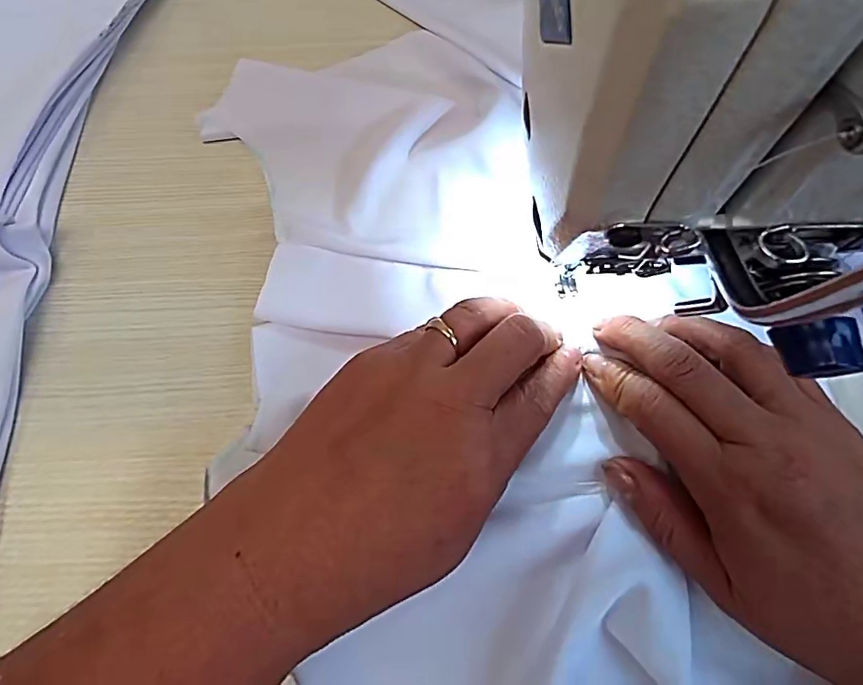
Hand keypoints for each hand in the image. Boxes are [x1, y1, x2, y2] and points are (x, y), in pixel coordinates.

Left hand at [218, 297, 582, 652]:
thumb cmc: (374, 547)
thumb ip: (491, 459)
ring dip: (495, 316)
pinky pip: (422, 332)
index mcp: (482, 451)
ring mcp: (407, 368)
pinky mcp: (371, 357)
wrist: (297, 533)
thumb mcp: (461, 518)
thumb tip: (506, 420)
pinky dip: (446, 334)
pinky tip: (446, 350)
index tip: (565, 356)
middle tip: (541, 334)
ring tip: (504, 321)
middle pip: (514, 336)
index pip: (539, 391)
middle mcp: (449, 398)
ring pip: (467, 317)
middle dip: (537, 329)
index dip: (558, 369)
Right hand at [582, 315, 862, 684]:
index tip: (590, 364)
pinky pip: (775, 360)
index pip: (654, 408)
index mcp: (733, 486)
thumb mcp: (729, 587)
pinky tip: (712, 339)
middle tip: (604, 324)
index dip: (614, 378)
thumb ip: (666, 521)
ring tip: (650, 320)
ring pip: (731, 349)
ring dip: (682, 325)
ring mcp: (803, 421)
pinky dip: (733, 339)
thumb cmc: (827, 615)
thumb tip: (618, 469)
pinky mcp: (832, 416)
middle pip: (685, 365)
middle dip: (634, 336)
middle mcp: (765, 441)